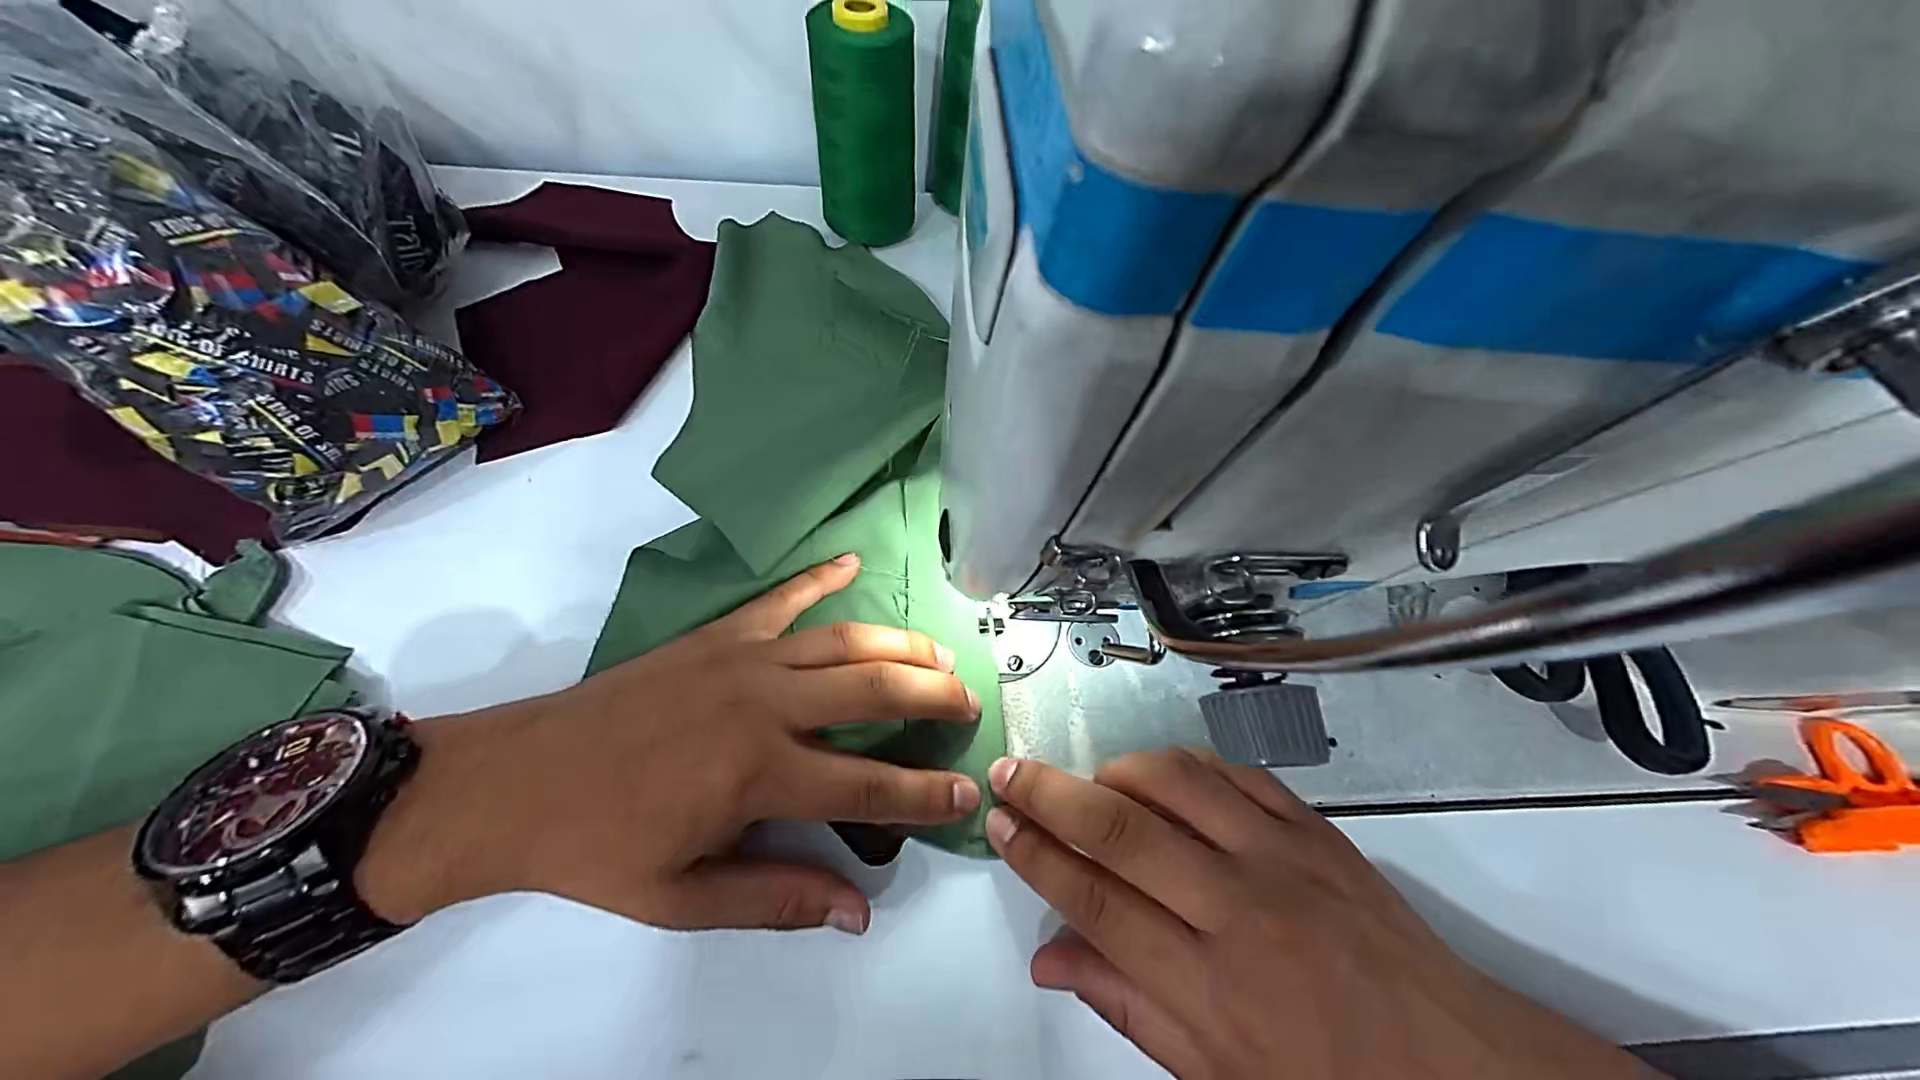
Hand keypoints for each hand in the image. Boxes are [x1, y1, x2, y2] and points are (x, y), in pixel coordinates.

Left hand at [361, 554, 981, 934]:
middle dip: (933, 697)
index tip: (966, 794)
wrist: (515, 780)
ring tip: (938, 654)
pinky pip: (782, 598)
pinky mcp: (718, 635)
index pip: (866, 788)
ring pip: (844, 642)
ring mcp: (743, 659)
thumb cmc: (599, 846)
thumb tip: (856, 912)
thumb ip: (775, 900)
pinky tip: (852, 560)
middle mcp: (765, 706)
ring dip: (899, 645)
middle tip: (969, 704)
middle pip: (874, 693)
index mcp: (758, 775)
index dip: (924, 795)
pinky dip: (820, 577)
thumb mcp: (680, 897)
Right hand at [986, 749, 1656, 1079]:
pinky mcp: (1315, 828)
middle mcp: (1238, 908)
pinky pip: (1236, 773)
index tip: (999, 824)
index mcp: (1210, 985)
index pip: (1096, 902)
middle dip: (1052, 796)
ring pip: (1176, 783)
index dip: (1037, 857)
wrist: (1459, 1067)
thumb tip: (1046, 958)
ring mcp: (1281, 857)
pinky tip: (1163, 776)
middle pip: (1122, 830)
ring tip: (1090, 781)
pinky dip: (1186, 765)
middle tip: (1009, 772)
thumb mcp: (1216, 1075)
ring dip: (1118, 771)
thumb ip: (1126, 1005)